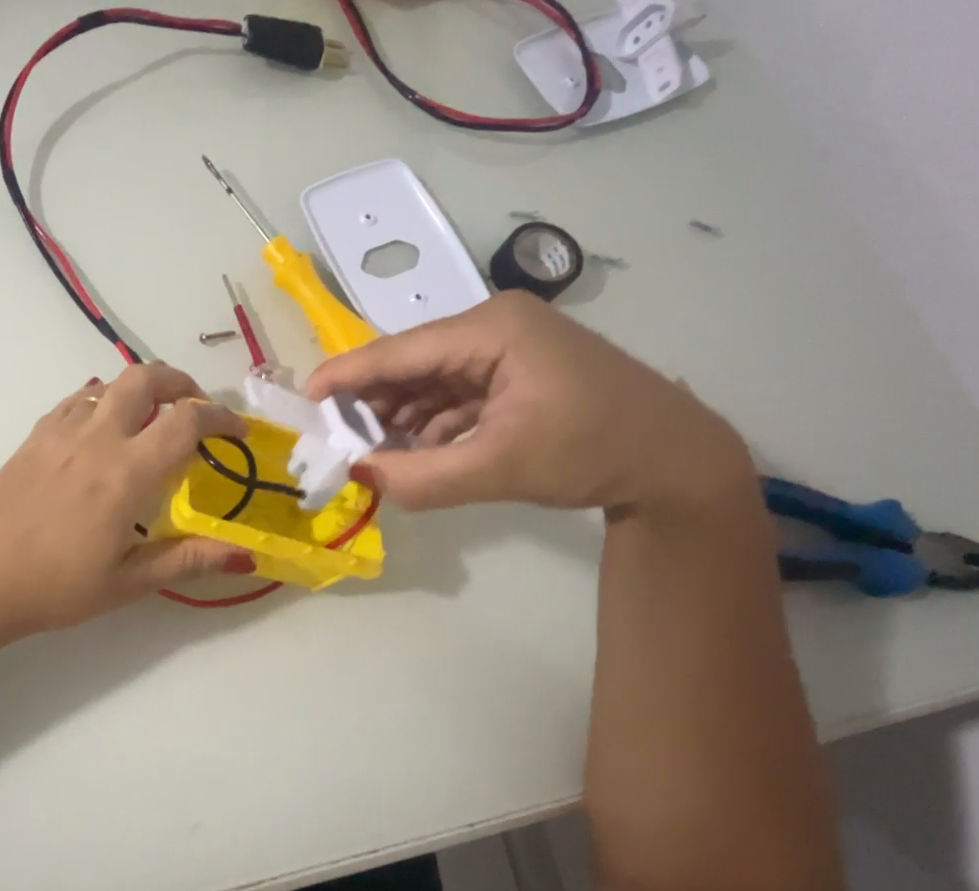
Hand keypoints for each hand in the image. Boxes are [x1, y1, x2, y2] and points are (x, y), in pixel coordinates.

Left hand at [0, 364, 256, 635]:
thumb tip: (246, 555)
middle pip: (145, 378)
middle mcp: (96, 438)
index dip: (220, 418)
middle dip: (180, 382)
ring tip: (151, 417)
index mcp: (127, 472)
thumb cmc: (55, 588)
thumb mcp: (128, 582)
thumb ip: (187, 560)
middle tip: (195, 407)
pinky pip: (75, 401)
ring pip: (108, 384)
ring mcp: (59, 433)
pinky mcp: (32, 438)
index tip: (236, 432)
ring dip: (140, 388)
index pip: (186, 421)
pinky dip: (100, 400)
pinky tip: (101, 429)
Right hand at [306, 293, 754, 516]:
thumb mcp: (499, 468)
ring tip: (371, 452)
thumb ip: (420, 476)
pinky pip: (452, 394)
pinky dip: (429, 424)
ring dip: (400, 417)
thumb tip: (359, 473)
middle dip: (371, 402)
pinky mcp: (514, 373)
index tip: (303, 402)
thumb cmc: (593, 451)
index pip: (399, 350)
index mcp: (492, 329)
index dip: (345, 375)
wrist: (676, 462)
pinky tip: (415, 452)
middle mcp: (494, 326)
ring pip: (428, 380)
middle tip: (334, 440)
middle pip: (410, 362)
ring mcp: (506, 348)